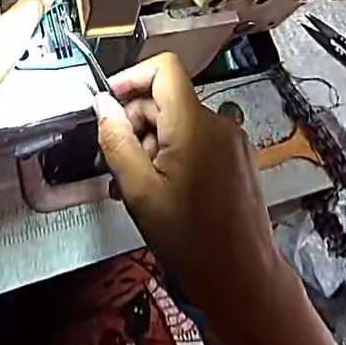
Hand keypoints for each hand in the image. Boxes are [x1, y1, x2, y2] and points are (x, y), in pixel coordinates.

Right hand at [94, 53, 286, 317]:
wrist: (243, 276)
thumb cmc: (192, 239)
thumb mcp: (139, 190)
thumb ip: (116, 140)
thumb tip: (103, 105)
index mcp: (193, 123)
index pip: (164, 68)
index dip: (132, 78)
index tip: (111, 103)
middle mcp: (218, 122)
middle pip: (167, 99)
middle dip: (137, 123)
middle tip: (120, 162)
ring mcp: (231, 139)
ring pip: (180, 121)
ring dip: (153, 143)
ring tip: (140, 184)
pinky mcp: (237, 155)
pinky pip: (198, 139)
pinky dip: (175, 153)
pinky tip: (163, 187)